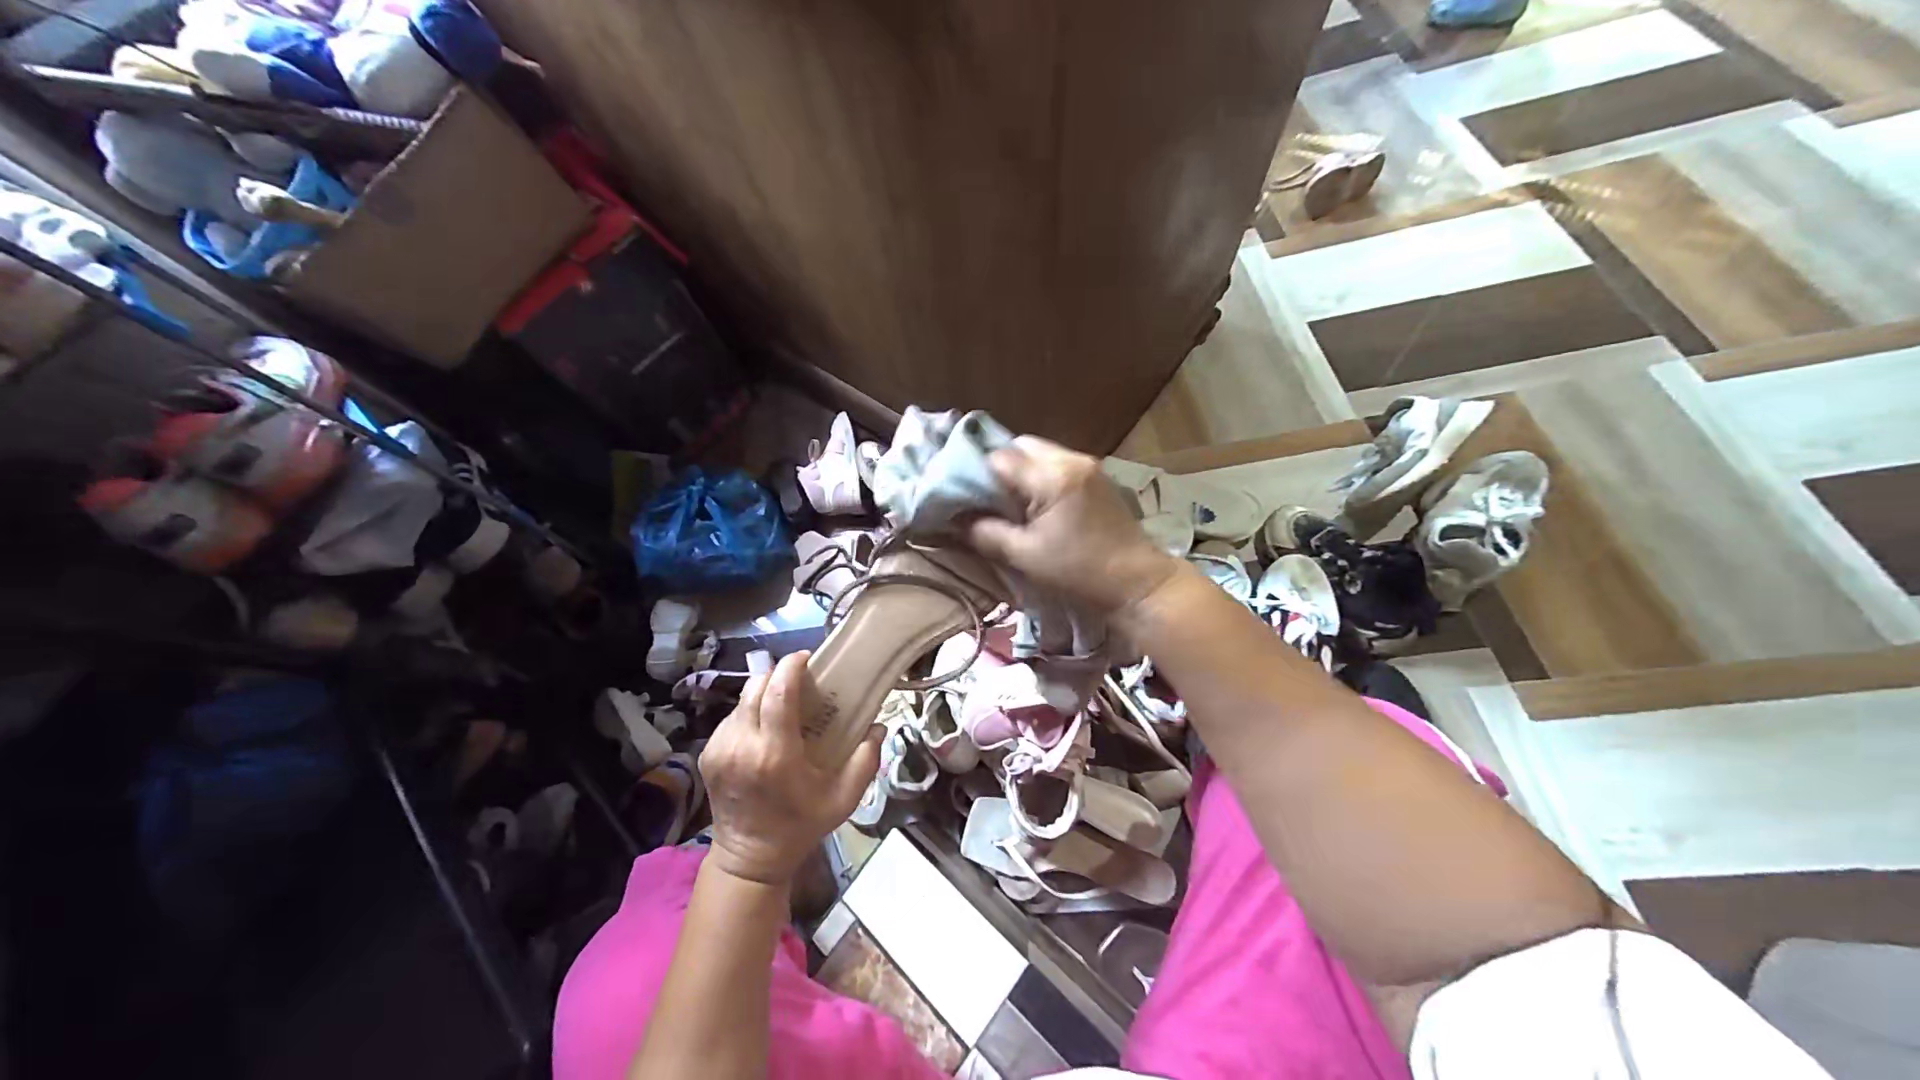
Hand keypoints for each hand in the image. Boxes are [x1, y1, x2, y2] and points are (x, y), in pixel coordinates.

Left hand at [699, 652, 881, 885]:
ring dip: (763, 694)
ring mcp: (720, 749)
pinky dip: (749, 714)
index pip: (777, 691)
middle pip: (756, 686)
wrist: (750, 858)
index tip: (807, 659)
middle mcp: (742, 745)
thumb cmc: (801, 826)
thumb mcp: (843, 798)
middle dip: (778, 676)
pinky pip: (731, 718)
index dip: (791, 666)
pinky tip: (764, 729)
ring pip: (742, 700)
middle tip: (800, 681)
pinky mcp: (707, 754)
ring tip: (783, 706)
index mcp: (775, 753)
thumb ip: (866, 760)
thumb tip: (879, 726)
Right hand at [965, 436, 1181, 617]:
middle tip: (988, 497)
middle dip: (1000, 466)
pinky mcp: (1098, 476)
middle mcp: (1071, 459)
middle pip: (1021, 445)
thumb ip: (986, 532)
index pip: (999, 457)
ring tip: (1011, 501)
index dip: (977, 474)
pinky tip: (1037, 503)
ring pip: (1041, 451)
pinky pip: (1059, 462)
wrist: (1137, 582)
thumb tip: (958, 520)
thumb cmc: (1079, 571)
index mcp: (1052, 476)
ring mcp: (1088, 465)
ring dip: (1022, 470)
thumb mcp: (1025, 555)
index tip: (967, 496)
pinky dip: (1041, 475)